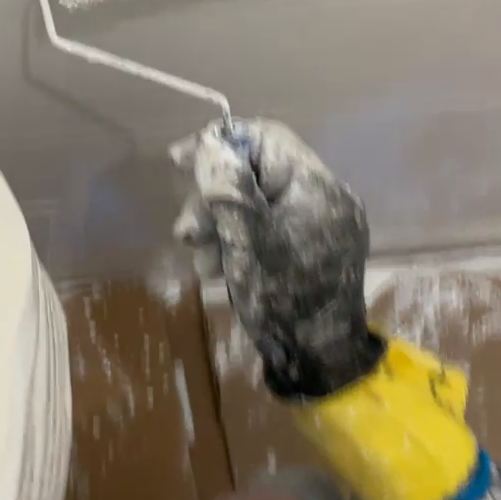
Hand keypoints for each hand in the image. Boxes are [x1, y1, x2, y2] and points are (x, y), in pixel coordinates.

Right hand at [170, 119, 381, 398]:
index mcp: (315, 186)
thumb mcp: (246, 241)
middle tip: (187, 231)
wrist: (320, 361)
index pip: (265, 138)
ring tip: (200, 258)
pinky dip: (237, 242)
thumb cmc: (283, 298)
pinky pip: (265, 228)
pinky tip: (217, 269)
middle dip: (214, 197)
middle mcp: (322, 197)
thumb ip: (228, 188)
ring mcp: (317, 225)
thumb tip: (209, 145)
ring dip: (219, 224)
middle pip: (255, 172)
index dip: (218, 144)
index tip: (178, 161)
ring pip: (255, 202)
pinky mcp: (309, 249)